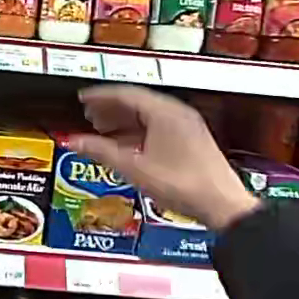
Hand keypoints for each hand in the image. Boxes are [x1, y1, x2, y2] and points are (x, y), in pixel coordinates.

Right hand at [69, 84, 259, 230]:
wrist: (222, 206)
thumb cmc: (186, 186)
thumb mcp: (134, 168)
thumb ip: (101, 151)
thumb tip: (75, 141)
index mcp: (164, 112)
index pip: (124, 93)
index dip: (100, 96)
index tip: (83, 99)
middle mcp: (177, 113)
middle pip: (136, 101)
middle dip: (110, 108)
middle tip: (90, 114)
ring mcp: (187, 126)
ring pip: (147, 114)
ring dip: (123, 120)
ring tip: (103, 129)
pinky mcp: (191, 139)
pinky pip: (158, 126)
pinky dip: (137, 131)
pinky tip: (126, 145)